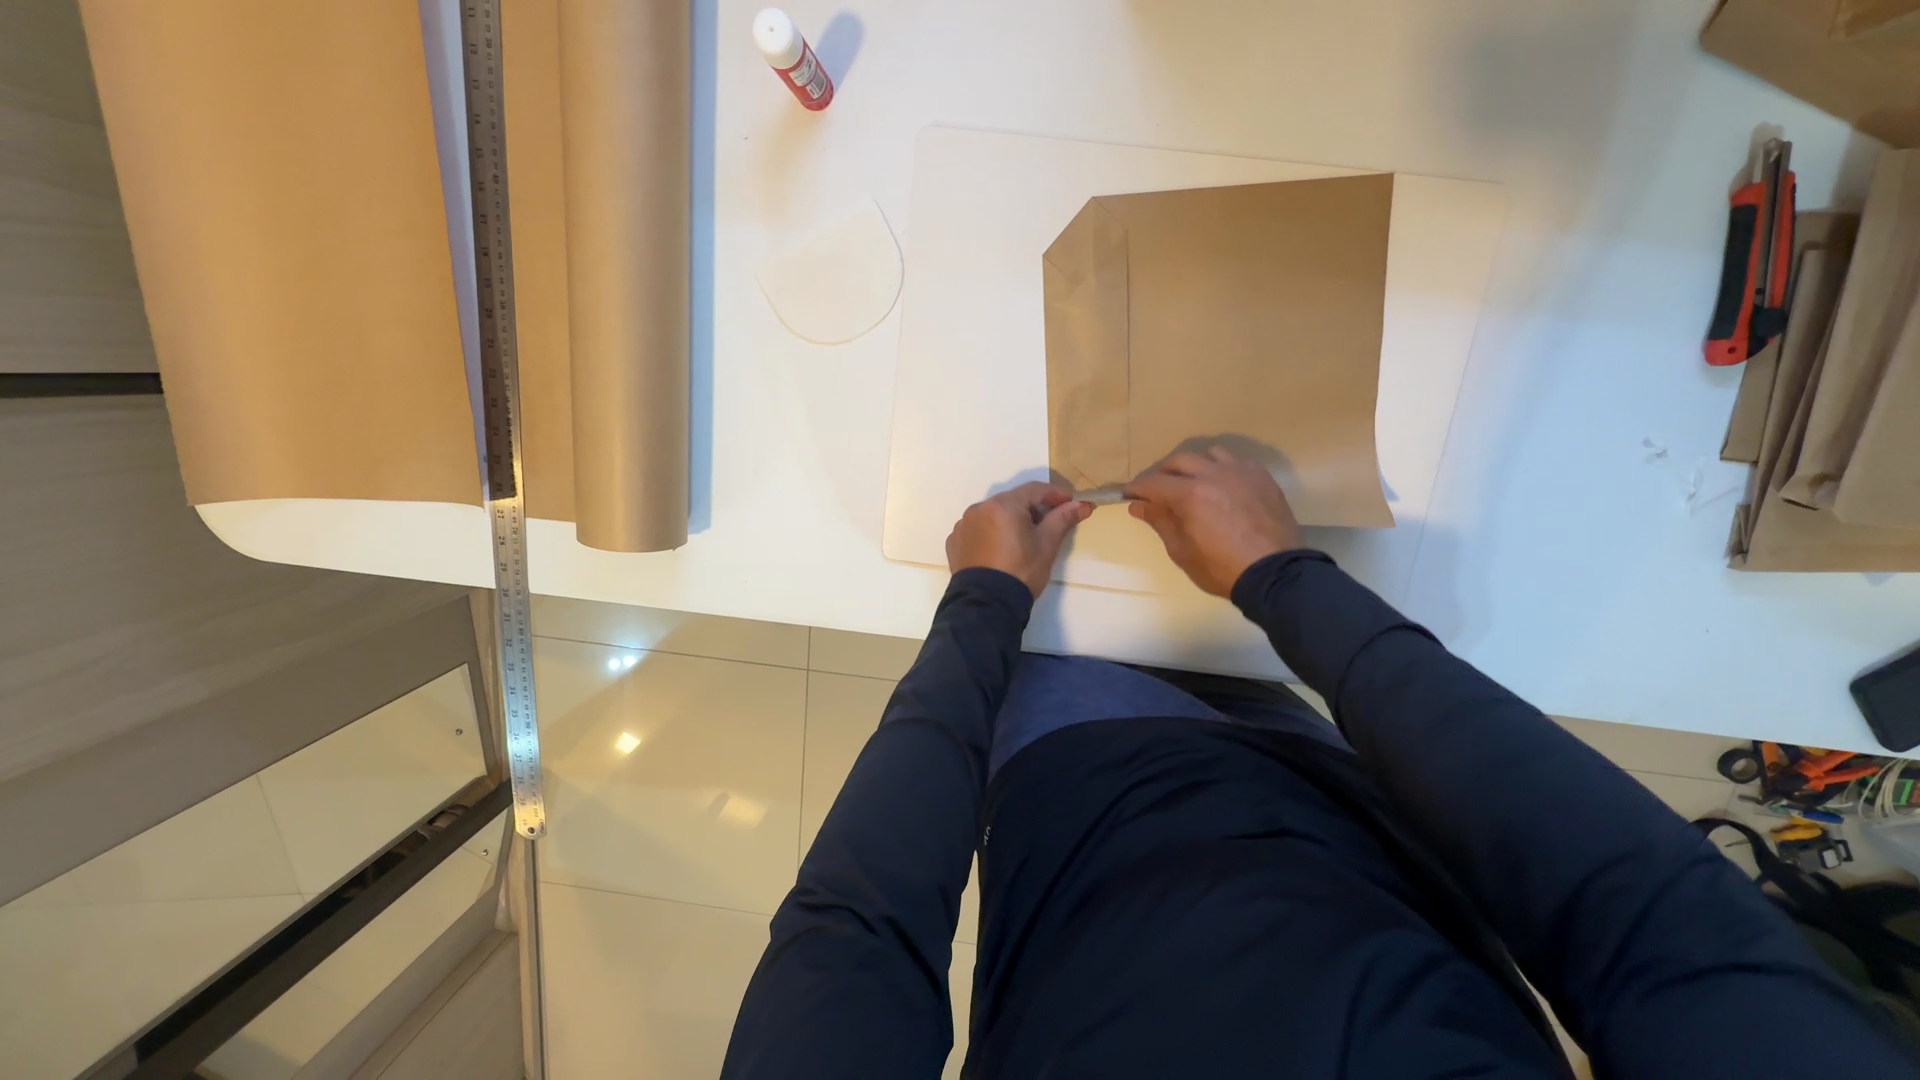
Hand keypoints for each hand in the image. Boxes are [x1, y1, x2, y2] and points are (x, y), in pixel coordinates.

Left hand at [945, 482, 1091, 596]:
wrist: (987, 605)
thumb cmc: (1022, 571)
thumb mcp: (1047, 545)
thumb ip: (1063, 519)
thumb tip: (1082, 505)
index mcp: (1003, 505)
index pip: (1034, 490)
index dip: (1055, 494)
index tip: (1070, 503)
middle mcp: (978, 508)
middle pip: (1012, 501)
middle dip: (1031, 510)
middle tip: (1047, 526)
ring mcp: (963, 525)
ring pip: (992, 515)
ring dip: (1009, 521)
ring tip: (1022, 542)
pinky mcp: (954, 542)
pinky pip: (977, 530)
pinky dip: (990, 534)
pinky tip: (999, 551)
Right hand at [1122, 447, 1301, 596]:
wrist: (1275, 574)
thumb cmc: (1222, 568)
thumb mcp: (1182, 551)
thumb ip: (1160, 522)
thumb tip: (1138, 506)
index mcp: (1190, 495)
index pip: (1154, 483)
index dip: (1137, 488)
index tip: (1129, 494)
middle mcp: (1214, 475)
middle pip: (1179, 460)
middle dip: (1163, 472)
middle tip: (1158, 489)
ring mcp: (1241, 472)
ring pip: (1210, 454)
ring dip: (1195, 465)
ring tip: (1193, 482)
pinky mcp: (1261, 477)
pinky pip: (1236, 461)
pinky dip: (1222, 468)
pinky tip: (1222, 486)